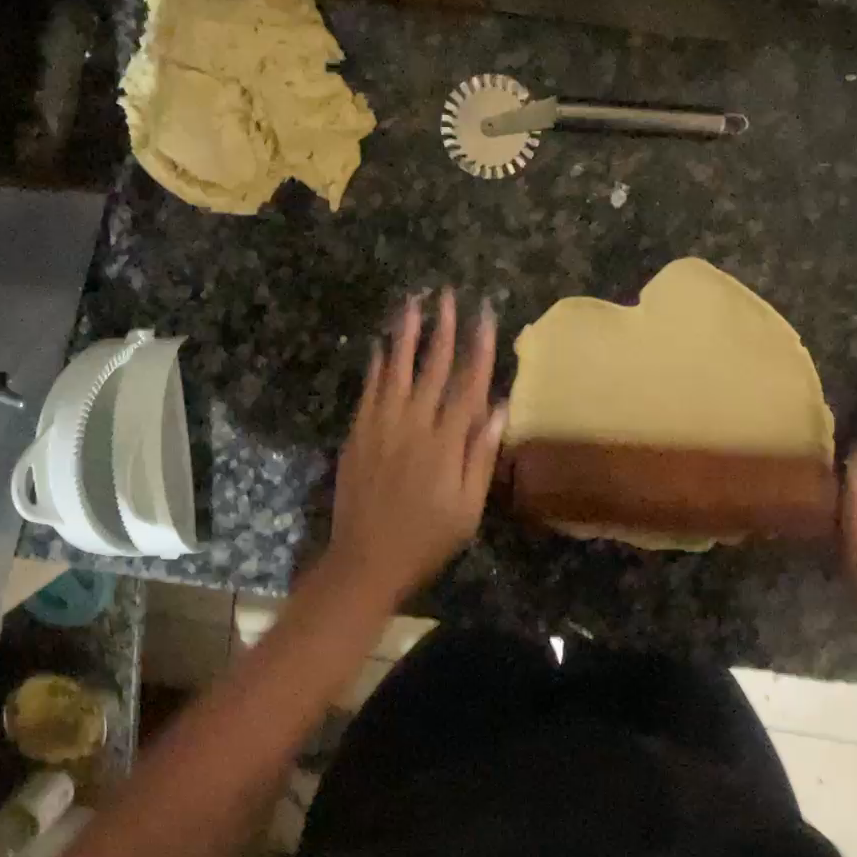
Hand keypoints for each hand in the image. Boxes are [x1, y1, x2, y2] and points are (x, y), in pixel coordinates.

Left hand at [328, 288, 506, 598]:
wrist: (365, 562)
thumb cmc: (426, 540)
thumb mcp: (468, 509)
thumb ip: (481, 456)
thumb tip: (499, 409)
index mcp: (445, 443)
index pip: (468, 383)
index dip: (479, 347)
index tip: (486, 314)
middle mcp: (413, 425)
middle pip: (431, 367)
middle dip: (442, 328)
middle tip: (447, 295)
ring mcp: (381, 427)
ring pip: (395, 370)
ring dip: (405, 335)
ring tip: (412, 303)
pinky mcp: (358, 435)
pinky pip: (369, 391)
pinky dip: (376, 366)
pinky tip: (380, 346)